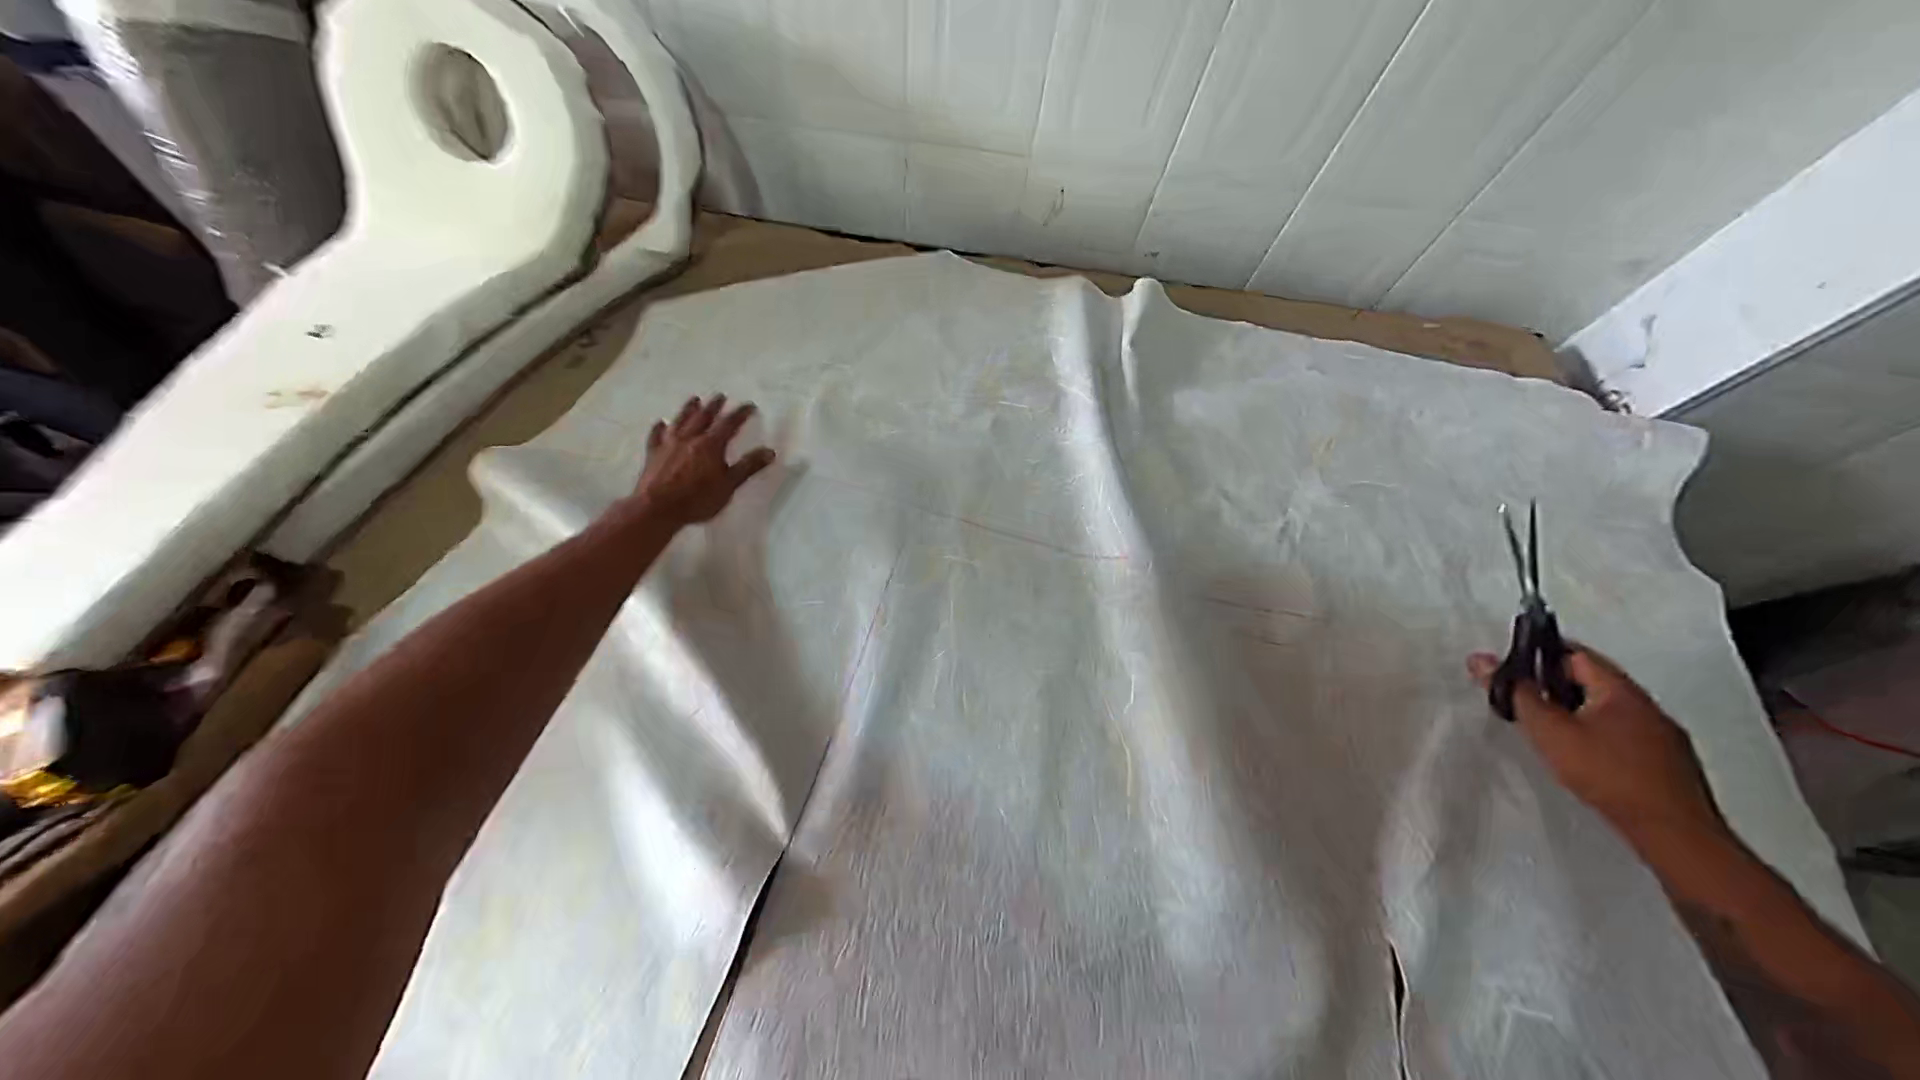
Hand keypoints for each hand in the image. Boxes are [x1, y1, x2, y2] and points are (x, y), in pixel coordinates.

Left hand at [632, 395, 774, 525]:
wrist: (657, 508)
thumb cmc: (697, 499)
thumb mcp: (729, 485)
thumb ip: (748, 467)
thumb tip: (770, 451)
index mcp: (711, 445)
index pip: (729, 424)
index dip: (740, 413)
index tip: (749, 406)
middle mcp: (690, 438)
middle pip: (703, 417)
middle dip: (714, 406)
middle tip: (720, 396)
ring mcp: (669, 444)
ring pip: (680, 421)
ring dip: (688, 409)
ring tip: (694, 399)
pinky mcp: (653, 454)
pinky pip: (656, 436)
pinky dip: (659, 428)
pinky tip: (661, 423)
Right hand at [1467, 647, 1727, 846]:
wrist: (1672, 832)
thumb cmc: (1606, 773)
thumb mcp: (1547, 729)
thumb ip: (1515, 693)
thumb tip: (1482, 660)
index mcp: (1621, 690)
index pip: (1575, 654)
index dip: (1540, 656)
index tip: (1512, 668)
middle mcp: (1647, 706)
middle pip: (1592, 681)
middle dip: (1554, 685)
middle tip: (1523, 699)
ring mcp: (1662, 735)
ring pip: (1608, 709)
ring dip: (1576, 711)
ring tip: (1547, 728)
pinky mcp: (1667, 762)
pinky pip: (1624, 733)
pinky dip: (1597, 734)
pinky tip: (1581, 754)